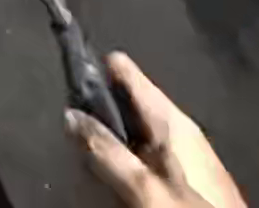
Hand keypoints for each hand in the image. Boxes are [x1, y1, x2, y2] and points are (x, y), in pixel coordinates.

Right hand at [66, 52, 245, 207]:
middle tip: (74, 138)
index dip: (94, 72)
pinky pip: (148, 157)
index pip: (123, 69)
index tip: (68, 89)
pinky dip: (129, 164)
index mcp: (170, 118)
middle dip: (98, 114)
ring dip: (111, 144)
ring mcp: (186, 156)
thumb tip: (69, 114)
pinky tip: (118, 187)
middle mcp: (178, 128)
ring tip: (89, 165)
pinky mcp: (190, 183)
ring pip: (135, 132)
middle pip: (126, 101)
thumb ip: (105, 151)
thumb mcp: (144, 190)